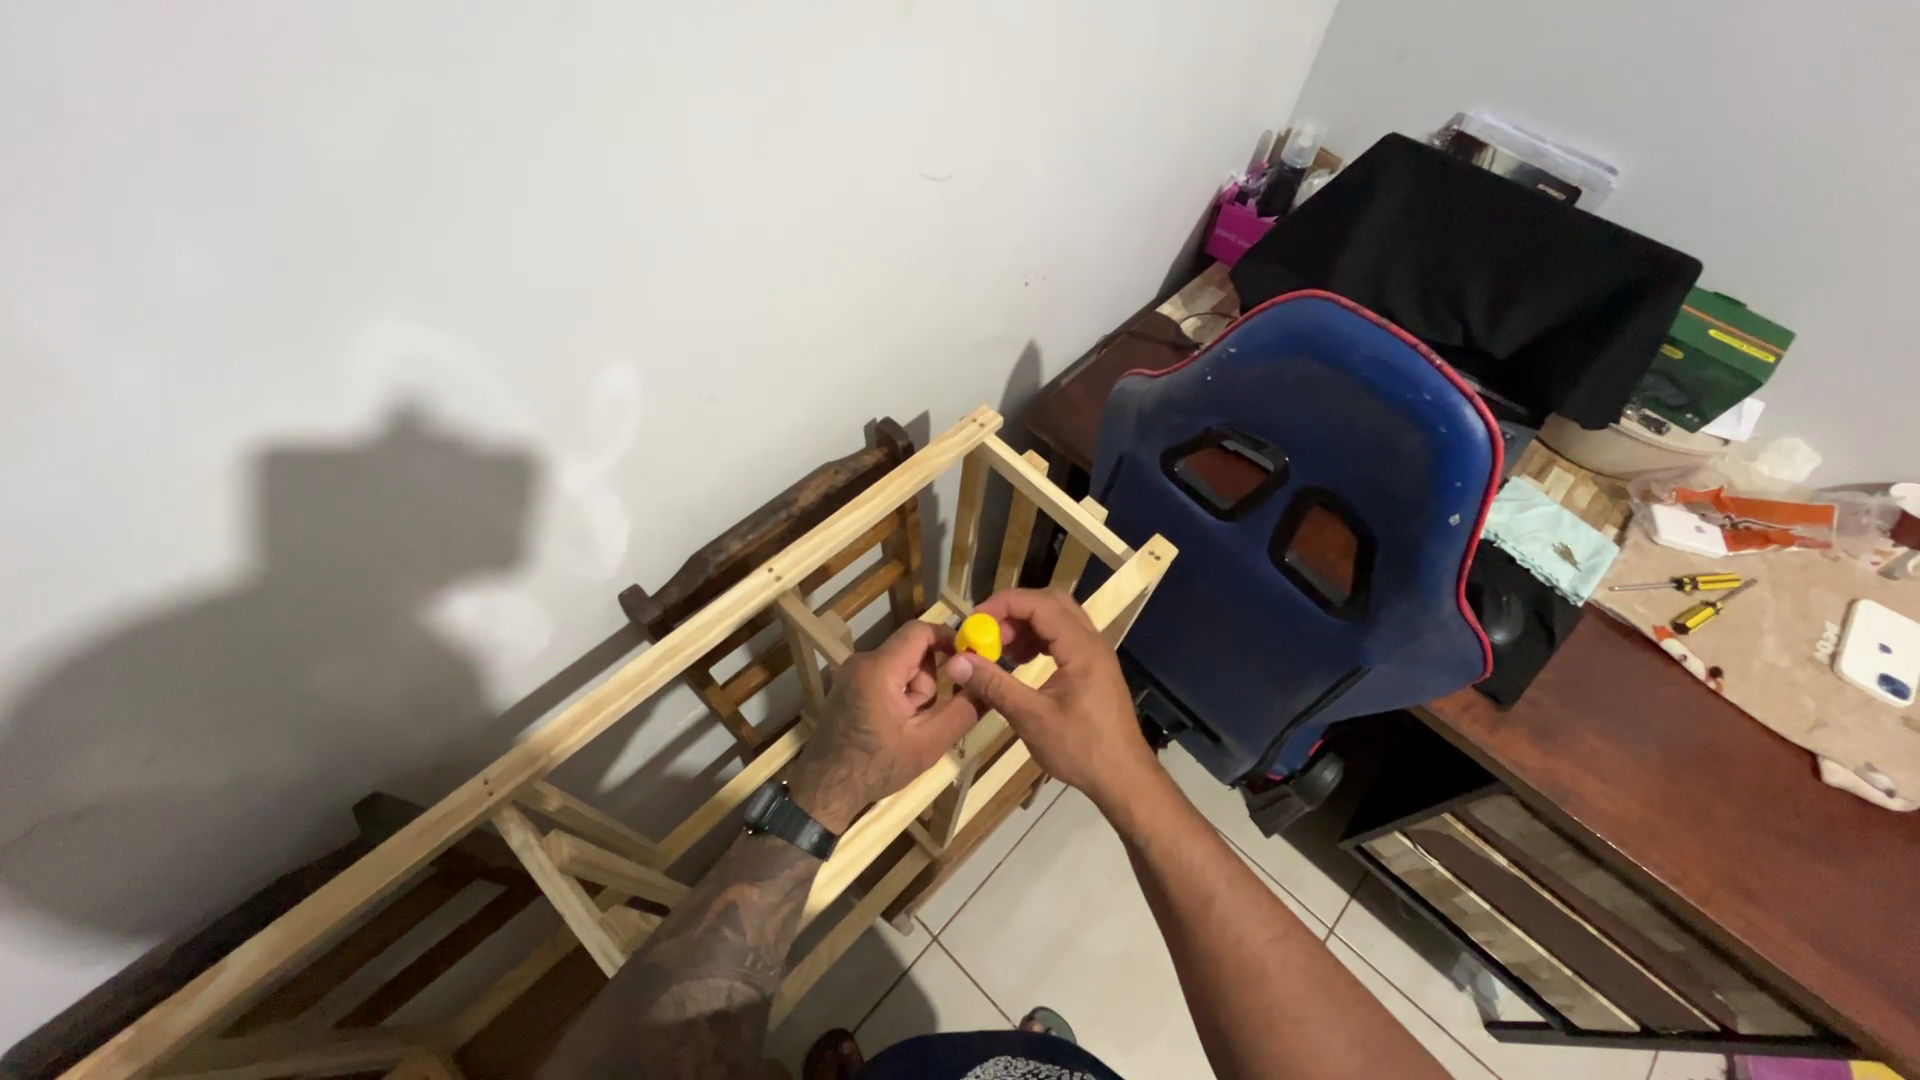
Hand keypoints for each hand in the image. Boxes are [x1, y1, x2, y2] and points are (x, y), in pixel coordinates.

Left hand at [786, 620, 980, 832]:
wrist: (825, 789)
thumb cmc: (876, 766)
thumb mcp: (929, 743)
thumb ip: (962, 710)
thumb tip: (989, 685)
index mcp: (880, 669)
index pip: (920, 630)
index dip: (948, 639)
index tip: (969, 661)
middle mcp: (863, 661)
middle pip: (913, 652)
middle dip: (929, 680)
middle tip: (926, 717)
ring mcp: (853, 673)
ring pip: (902, 666)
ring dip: (914, 692)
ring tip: (906, 728)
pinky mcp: (849, 685)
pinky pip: (886, 677)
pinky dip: (898, 695)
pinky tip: (893, 727)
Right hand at [944, 589, 1159, 811]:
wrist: (1124, 778)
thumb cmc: (1080, 749)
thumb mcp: (1031, 718)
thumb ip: (995, 685)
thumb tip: (957, 662)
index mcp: (1081, 648)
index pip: (1039, 604)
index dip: (1003, 605)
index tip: (974, 622)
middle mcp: (1092, 642)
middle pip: (1050, 603)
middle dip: (1014, 612)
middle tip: (987, 634)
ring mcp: (1096, 654)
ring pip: (1058, 619)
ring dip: (1025, 626)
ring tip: (999, 650)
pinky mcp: (1094, 668)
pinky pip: (1063, 637)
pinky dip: (1038, 640)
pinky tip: (1020, 662)